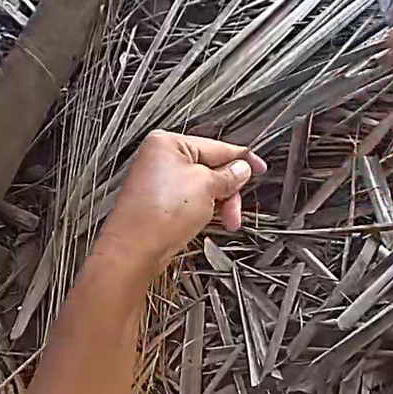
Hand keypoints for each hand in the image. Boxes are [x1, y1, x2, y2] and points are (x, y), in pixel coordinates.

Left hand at [97, 131, 266, 271]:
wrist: (135, 250)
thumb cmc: (158, 216)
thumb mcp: (207, 187)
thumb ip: (229, 175)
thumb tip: (241, 169)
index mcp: (168, 143)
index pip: (216, 146)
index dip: (241, 158)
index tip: (257, 167)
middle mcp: (159, 159)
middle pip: (209, 167)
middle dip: (227, 188)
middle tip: (235, 203)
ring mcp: (158, 182)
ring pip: (201, 187)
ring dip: (217, 202)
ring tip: (222, 218)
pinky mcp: (158, 204)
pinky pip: (189, 201)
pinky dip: (202, 210)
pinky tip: (203, 221)